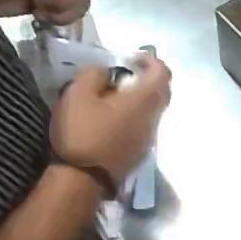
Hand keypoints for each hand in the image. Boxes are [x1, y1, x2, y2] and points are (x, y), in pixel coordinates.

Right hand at [51, 59, 170, 184]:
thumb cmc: (81, 132)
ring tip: (113, 97)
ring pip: (153, 111)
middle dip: (147, 79)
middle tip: (124, 75)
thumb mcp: (78, 93)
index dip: (151, 60)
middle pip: (162, 92)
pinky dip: (133, 116)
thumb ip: (95, 73)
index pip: (163, 73)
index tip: (132, 58)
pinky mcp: (138, 154)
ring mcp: (147, 139)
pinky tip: (111, 120)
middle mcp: (152, 119)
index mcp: (143, 101)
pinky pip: (143, 126)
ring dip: (139, 99)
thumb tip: (107, 72)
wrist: (81, 181)